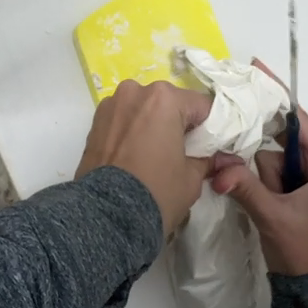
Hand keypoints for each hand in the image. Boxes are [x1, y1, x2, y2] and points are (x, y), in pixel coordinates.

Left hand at [77, 79, 216, 236]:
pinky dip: (132, 130)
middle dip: (179, 124)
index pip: (201, 106)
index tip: (211, 147)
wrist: (106, 217)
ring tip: (155, 156)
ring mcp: (113, 102)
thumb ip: (205, 157)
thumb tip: (209, 155)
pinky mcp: (96, 118)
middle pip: (170, 103)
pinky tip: (135, 156)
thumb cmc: (156, 192)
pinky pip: (124, 117)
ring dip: (153, 124)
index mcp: (165, 98)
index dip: (211, 127)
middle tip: (183, 153)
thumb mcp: (192, 178)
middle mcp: (137, 90)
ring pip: (145, 108)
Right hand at [211, 62, 307, 275]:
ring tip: (265, 202)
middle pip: (283, 138)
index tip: (256, 67)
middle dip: (262, 150)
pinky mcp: (300, 191)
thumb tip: (217, 164)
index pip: (299, 120)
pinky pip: (274, 171)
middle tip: (245, 152)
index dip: (277, 95)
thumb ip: (244, 184)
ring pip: (274, 157)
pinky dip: (262, 179)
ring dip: (262, 175)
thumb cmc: (303, 251)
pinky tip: (260, 197)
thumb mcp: (272, 215)